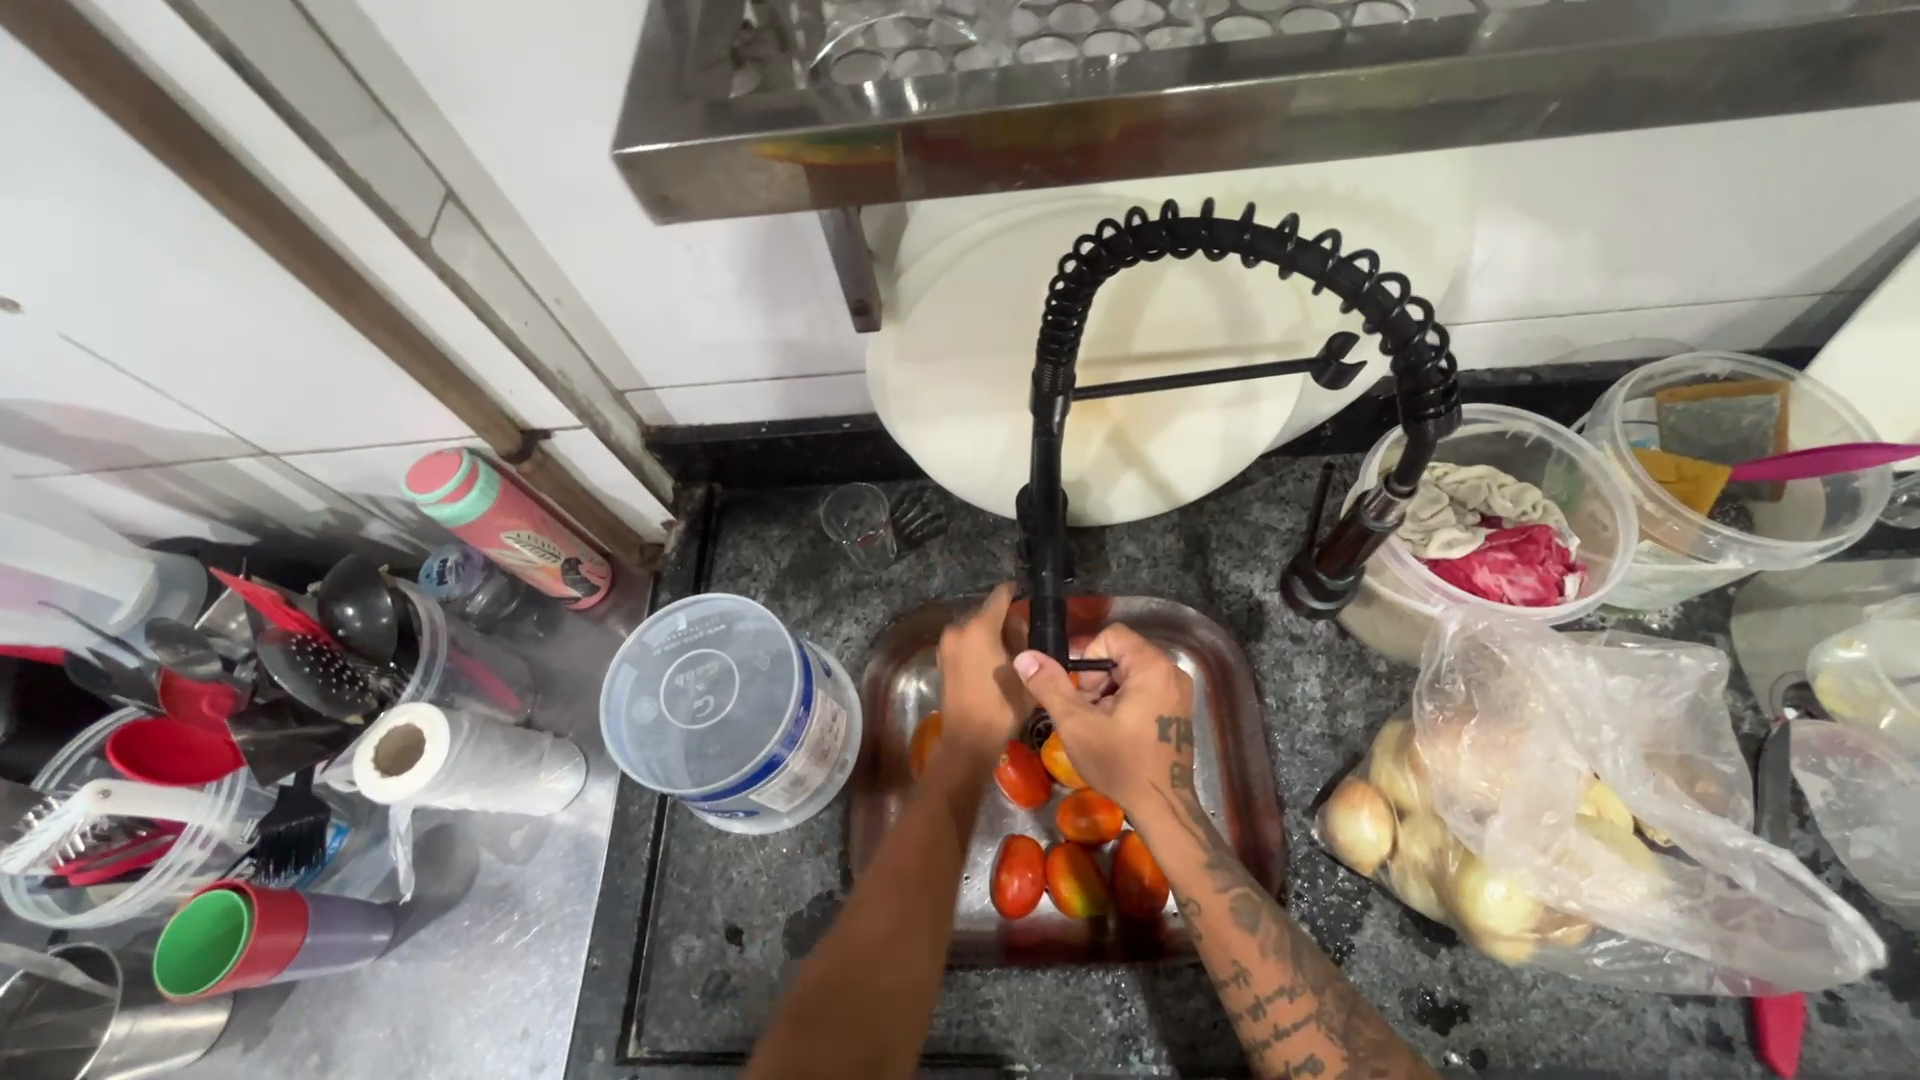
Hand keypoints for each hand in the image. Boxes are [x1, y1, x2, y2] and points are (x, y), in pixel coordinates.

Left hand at [935, 585, 1026, 759]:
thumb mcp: (1024, 671)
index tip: (1025, 592)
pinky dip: (978, 644)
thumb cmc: (1002, 705)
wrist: (968, 738)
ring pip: (973, 627)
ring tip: (1010, 647)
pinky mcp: (941, 659)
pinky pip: (964, 642)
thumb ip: (1023, 639)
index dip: (1014, 592)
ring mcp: (946, 644)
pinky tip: (992, 659)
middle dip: (1003, 618)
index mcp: (980, 627)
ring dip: (989, 632)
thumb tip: (1018, 621)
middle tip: (1023, 631)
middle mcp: (958, 629)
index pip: (999, 596)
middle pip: (985, 612)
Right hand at [1011, 623, 1193, 816]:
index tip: (1078, 690)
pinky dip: (1123, 701)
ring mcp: (1178, 692)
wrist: (1163, 808)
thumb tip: (1024, 656)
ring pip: (1130, 673)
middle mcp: (1171, 673)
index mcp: (1153, 668)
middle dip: (1095, 678)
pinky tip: (1114, 730)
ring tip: (1097, 724)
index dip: (1086, 656)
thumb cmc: (1121, 764)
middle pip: (1121, 654)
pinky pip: (1144, 689)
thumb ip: (1050, 686)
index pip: (1111, 636)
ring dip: (1106, 692)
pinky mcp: (1177, 709)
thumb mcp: (1077, 724)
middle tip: (1085, 711)